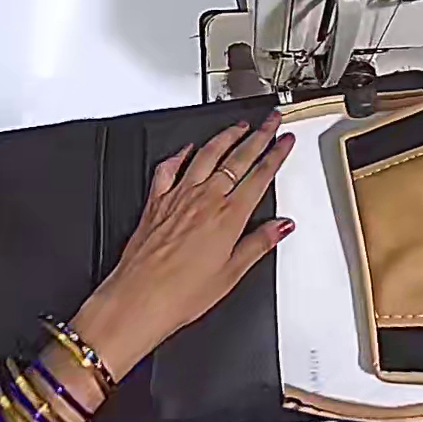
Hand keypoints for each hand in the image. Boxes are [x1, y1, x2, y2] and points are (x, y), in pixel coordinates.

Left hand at [70, 113, 296, 379]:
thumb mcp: (232, 274)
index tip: (286, 139)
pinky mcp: (157, 201)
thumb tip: (282, 226)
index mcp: (228, 217)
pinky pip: (169, 168)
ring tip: (240, 125)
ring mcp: (179, 196)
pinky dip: (180, 154)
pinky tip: (188, 148)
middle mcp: (205, 200)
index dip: (276, 154)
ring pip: (207, 154)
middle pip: (239, 157)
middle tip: (272, 120)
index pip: (260, 175)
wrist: (136, 301)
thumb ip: (259, 243)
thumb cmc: (180, 294)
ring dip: (226, 136)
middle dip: (260, 135)